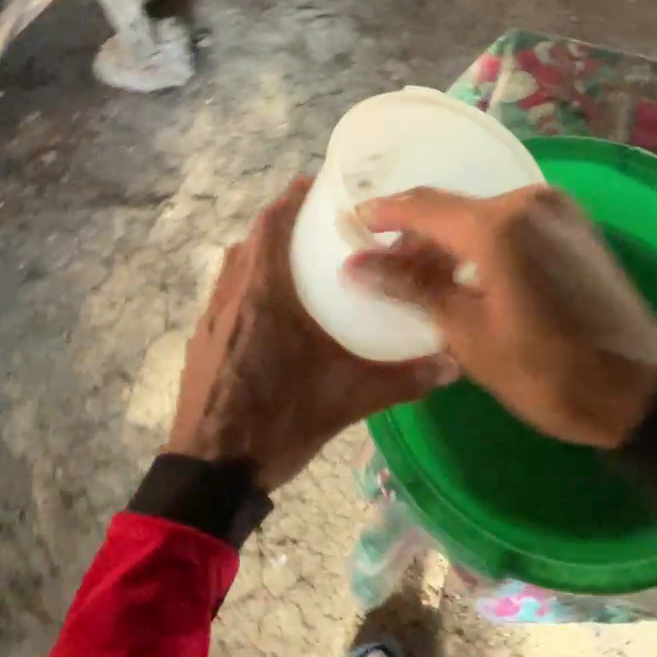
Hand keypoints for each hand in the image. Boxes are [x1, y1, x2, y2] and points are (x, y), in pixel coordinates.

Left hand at [166, 177, 457, 490]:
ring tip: (300, 258)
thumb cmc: (278, 421)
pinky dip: (249, 281)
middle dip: (283, 223)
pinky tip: (274, 308)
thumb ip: (402, 378)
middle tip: (320, 222)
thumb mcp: (347, 399)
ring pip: (236, 266)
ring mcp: (211, 319)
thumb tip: (455, 363)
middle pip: (253, 240)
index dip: (291, 198)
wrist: (209, 473)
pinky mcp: (201, 342)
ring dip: (263, 252)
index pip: (272, 226)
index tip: (318, 183)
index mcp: (265, 295)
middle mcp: (232, 296)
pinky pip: (226, 292)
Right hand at [346, 186, 656, 448]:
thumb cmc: (548, 371)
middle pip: (456, 208)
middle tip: (386, 266)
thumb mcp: (470, 334)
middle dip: (418, 234)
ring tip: (424, 276)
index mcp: (499, 225)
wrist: (639, 388)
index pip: (424, 206)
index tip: (352, 225)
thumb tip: (358, 263)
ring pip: (486, 214)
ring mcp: (558, 209)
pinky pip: (516, 221)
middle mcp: (529, 201)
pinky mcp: (575, 224)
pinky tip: (470, 271)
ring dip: (453, 238)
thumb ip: (414, 287)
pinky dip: (486, 239)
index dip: (384, 214)